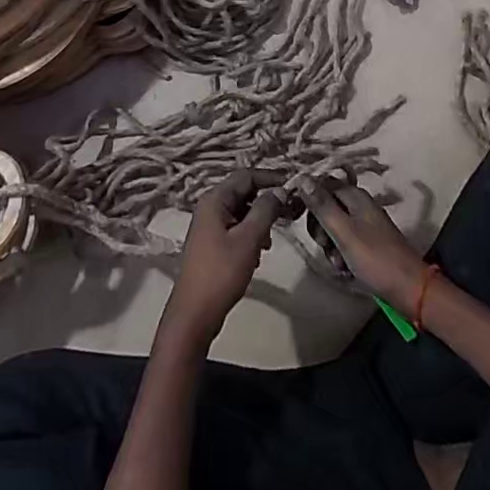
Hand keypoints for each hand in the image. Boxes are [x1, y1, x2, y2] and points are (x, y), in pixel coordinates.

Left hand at [164, 172, 285, 339]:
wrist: (195, 313)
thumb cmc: (222, 272)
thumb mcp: (249, 238)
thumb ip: (266, 210)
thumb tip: (280, 190)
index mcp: (214, 200)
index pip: (246, 176)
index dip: (270, 178)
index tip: (293, 187)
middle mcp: (209, 208)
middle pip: (243, 192)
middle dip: (266, 201)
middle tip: (289, 212)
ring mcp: (209, 226)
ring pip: (241, 212)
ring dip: (259, 220)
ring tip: (271, 239)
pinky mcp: (212, 243)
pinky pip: (236, 228)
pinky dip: (250, 234)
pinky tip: (258, 252)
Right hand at [303, 181, 428, 311]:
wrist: (407, 288)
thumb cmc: (375, 258)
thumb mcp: (343, 231)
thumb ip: (322, 206)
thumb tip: (302, 178)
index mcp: (356, 197)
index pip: (323, 185)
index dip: (311, 200)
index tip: (306, 219)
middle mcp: (360, 206)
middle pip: (326, 207)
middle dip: (320, 228)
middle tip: (325, 244)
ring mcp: (364, 225)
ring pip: (333, 228)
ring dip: (330, 245)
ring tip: (338, 261)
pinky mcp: (366, 243)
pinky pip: (343, 243)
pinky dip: (340, 255)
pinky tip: (345, 268)